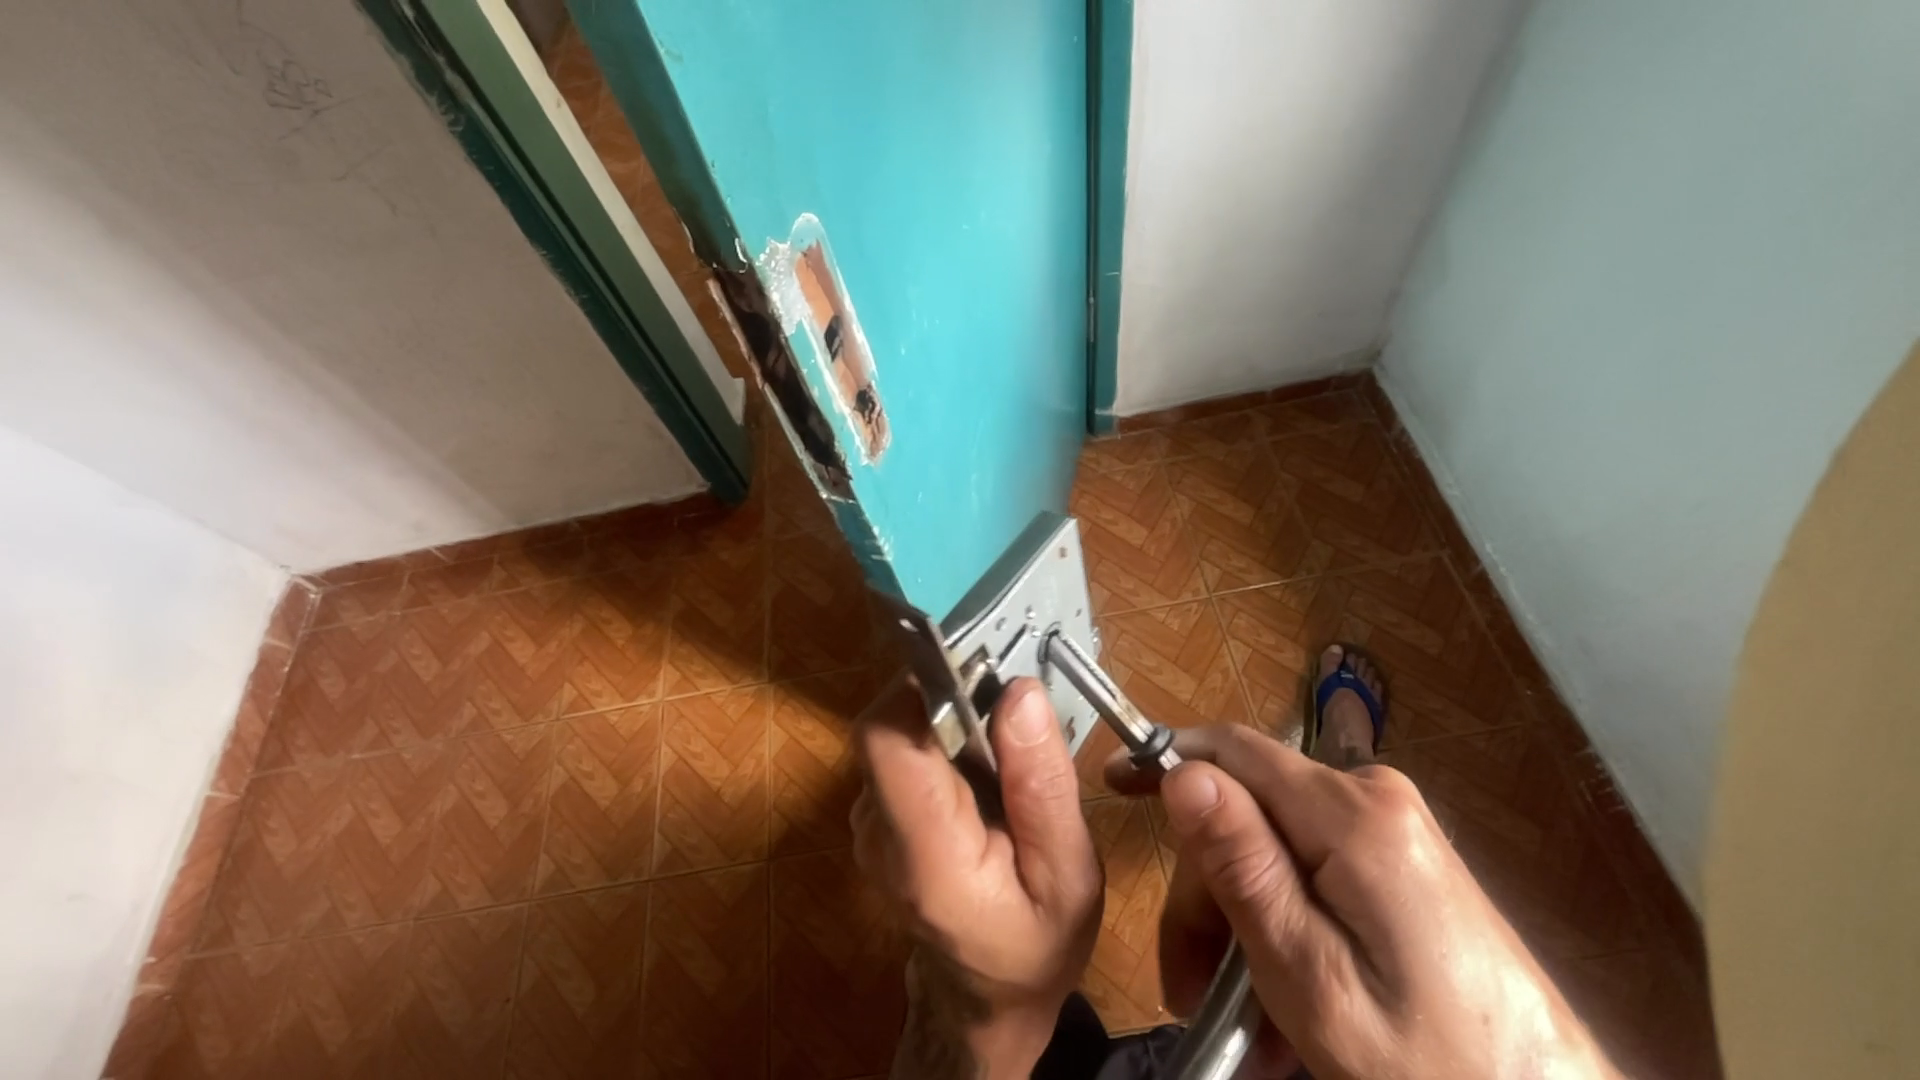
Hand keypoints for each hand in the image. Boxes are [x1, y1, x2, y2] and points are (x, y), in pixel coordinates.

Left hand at [852, 676, 1102, 1078]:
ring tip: (1009, 745)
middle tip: (1016, 706)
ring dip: (953, 719)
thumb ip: (1041, 786)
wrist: (986, 994)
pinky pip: (907, 752)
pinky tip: (987, 770)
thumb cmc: (1037, 942)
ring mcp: (869, 823)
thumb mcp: (1069, 876)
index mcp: (924, 852)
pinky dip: (946, 742)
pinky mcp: (878, 815)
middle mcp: (878, 830)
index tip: (983, 670)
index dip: (924, 688)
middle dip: (952, 697)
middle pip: (892, 726)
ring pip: (900, 732)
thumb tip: (1020, 692)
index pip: (887, 739)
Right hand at [1107, 725, 1620, 1079]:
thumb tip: (1184, 771)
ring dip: (1242, 926)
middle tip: (1186, 989)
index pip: (1233, 751)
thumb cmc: (1425, 1063)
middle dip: (1207, 894)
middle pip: (1249, 813)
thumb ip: (1244, 867)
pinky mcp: (1405, 865)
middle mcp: (1375, 799)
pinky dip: (1284, 930)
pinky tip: (1286, 1008)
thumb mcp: (1310, 975)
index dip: (1166, 760)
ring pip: (1276, 851)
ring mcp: (1396, 831)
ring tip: (1245, 1028)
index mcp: (1353, 814)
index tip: (1113, 788)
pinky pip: (1315, 875)